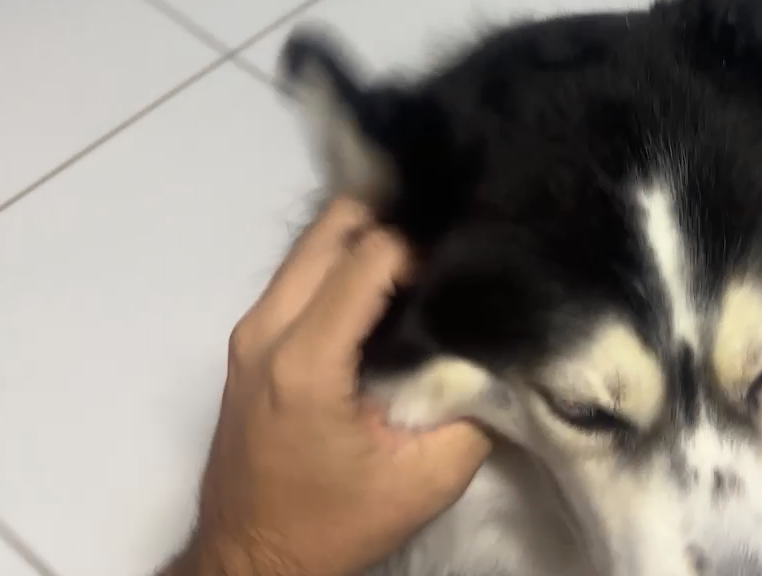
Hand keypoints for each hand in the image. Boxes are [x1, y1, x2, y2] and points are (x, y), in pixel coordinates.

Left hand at [168, 200, 491, 575]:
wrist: (250, 566)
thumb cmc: (337, 524)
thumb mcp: (431, 475)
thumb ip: (479, 401)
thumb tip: (510, 339)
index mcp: (306, 361)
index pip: (374, 252)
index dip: (428, 249)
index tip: (461, 274)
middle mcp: (267, 328)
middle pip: (338, 221)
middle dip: (400, 220)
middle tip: (446, 246)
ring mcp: (252, 327)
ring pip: (318, 236)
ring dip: (374, 233)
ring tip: (425, 260)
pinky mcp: (252, 335)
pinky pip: (306, 263)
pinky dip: (350, 253)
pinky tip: (392, 282)